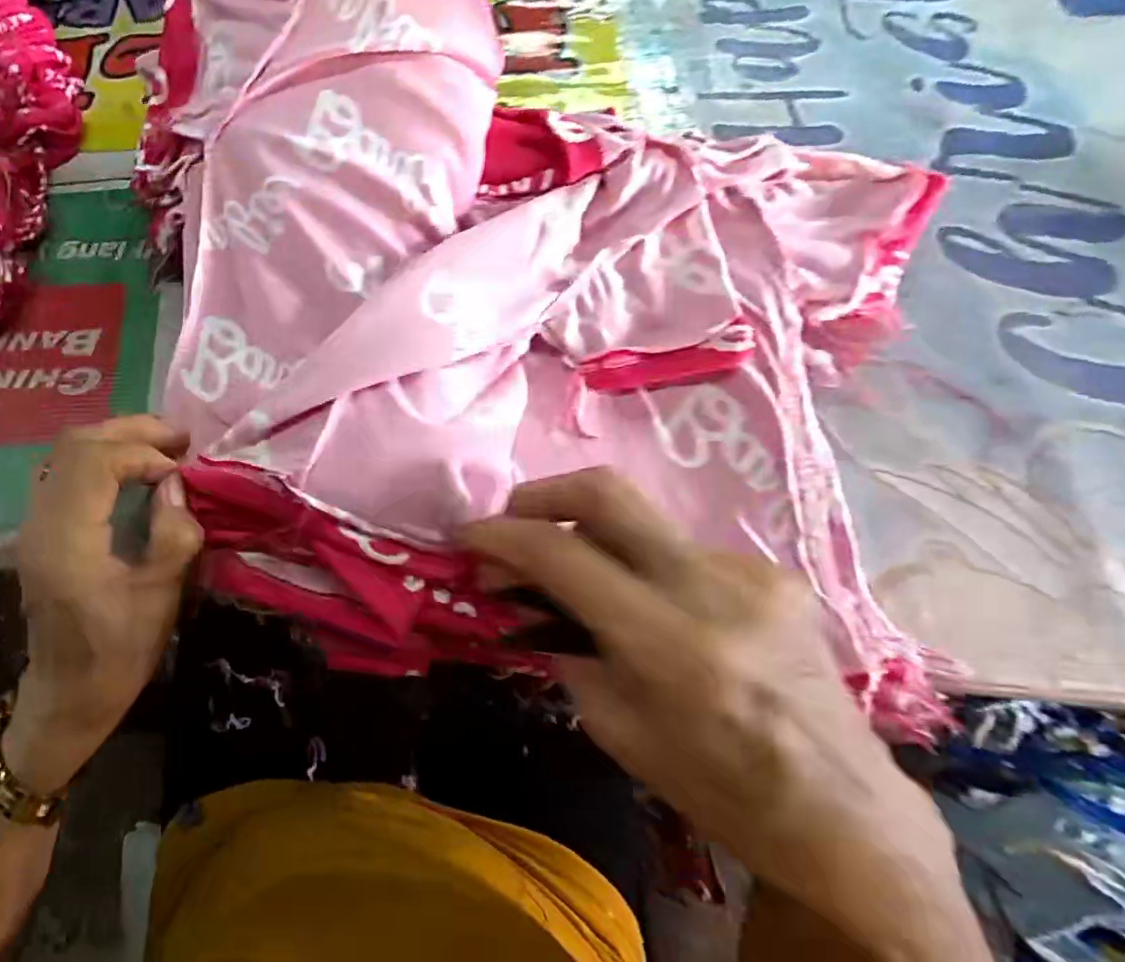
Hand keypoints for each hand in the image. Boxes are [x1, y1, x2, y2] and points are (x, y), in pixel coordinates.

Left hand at [6, 416, 203, 792]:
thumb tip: (174, 484)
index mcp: (67, 539)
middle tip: (177, 436)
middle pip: (74, 445)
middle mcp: (40, 521)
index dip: (142, 452)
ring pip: (63, 453)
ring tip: (158, 444)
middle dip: (128, 431)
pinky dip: (96, 458)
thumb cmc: (116, 654)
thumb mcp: (159, 600)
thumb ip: (171, 535)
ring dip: (111, 439)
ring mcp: (32, 523)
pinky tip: (128, 468)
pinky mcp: (37, 529)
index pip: (96, 462)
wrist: (66, 694)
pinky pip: (61, 472)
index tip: (180, 470)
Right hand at [456, 468, 986, 961]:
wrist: (845, 818)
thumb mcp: (608, 719)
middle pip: (606, 492)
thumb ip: (560, 638)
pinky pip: (674, 547)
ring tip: (573, 582)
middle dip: (538, 496)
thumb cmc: (709, 783)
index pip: (559, 552)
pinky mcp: (773, 574)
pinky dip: (635, 562)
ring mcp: (752, 575)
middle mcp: (715, 591)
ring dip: (586, 538)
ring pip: (637, 521)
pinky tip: (639, 603)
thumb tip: (515, 585)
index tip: (464, 536)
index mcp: (669, 643)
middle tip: (510, 524)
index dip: (498, 534)